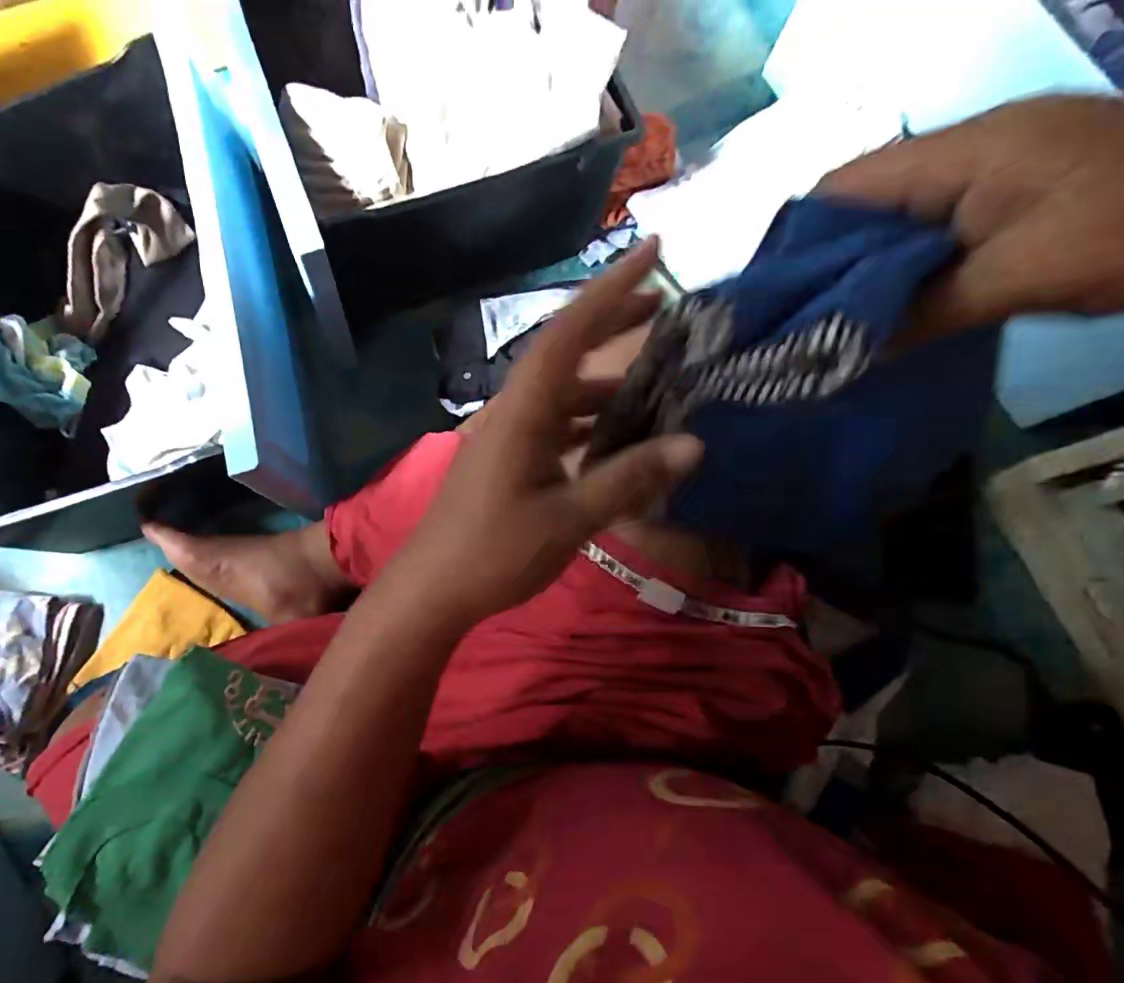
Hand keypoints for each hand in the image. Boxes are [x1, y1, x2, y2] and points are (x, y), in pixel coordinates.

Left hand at [380, 242, 704, 630]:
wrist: (430, 590)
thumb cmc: (494, 553)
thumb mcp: (568, 519)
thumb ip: (628, 479)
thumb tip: (692, 444)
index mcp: (523, 411)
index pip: (570, 331)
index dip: (612, 289)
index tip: (652, 250)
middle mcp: (513, 410)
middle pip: (566, 351)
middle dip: (613, 323)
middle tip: (664, 304)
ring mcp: (506, 435)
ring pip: (562, 392)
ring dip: (605, 380)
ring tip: (654, 379)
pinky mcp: (506, 460)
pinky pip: (554, 424)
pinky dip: (588, 420)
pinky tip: (615, 436)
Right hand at [818, 96, 1123, 336]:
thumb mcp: (1023, 274)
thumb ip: (926, 308)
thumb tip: (847, 350)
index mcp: (968, 150)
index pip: (848, 185)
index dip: (799, 238)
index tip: (767, 297)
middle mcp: (976, 152)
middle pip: (870, 205)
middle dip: (827, 263)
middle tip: (793, 324)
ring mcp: (1003, 177)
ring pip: (904, 225)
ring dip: (867, 273)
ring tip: (829, 325)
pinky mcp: (1023, 207)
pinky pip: (941, 239)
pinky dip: (909, 276)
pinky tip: (892, 312)